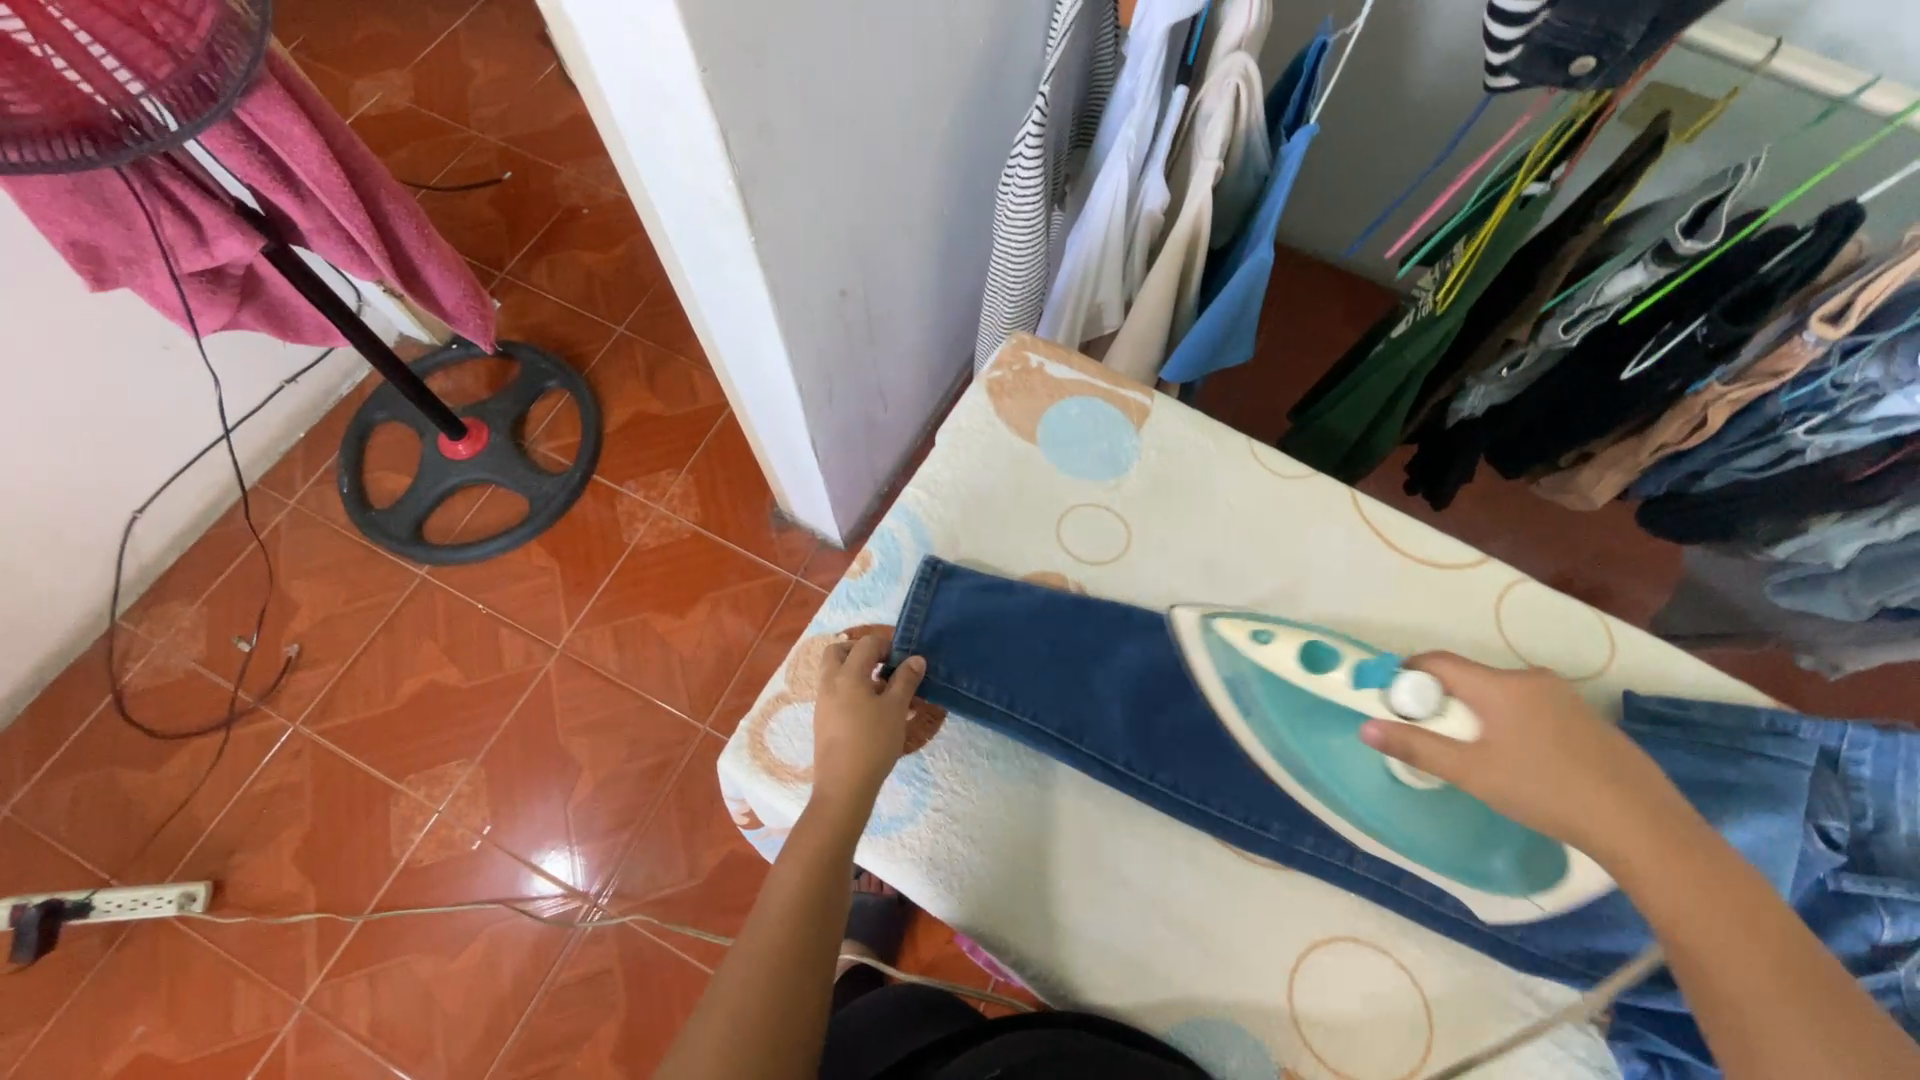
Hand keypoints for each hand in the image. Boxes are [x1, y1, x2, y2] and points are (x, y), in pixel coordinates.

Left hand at [811, 633, 926, 812]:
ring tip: (885, 692)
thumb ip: (905, 680)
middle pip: (838, 651)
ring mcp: (823, 703)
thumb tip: (916, 659)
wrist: (843, 785)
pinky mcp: (823, 721)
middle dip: (860, 651)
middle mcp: (830, 683)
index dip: (887, 645)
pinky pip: (836, 694)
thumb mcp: (896, 708)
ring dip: (857, 672)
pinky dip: (853, 691)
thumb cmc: (873, 742)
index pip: (866, 643)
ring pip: (835, 674)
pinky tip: (875, 713)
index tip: (903, 661)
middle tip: (883, 665)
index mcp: (847, 674)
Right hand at [1359, 653, 1695, 863]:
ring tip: (1473, 754)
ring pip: (1501, 695)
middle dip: (1442, 701)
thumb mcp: (1471, 772)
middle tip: (1429, 736)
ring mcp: (1564, 698)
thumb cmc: (1545, 792)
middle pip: (1469, 678)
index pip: (1438, 662)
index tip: (1391, 700)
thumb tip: (1365, 727)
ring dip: (1476, 714)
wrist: (1642, 824)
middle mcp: (1531, 679)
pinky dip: (1508, 724)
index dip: (1407, 674)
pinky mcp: (1586, 719)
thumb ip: (1416, 746)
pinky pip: (1530, 709)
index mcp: (1501, 685)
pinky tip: (1519, 762)